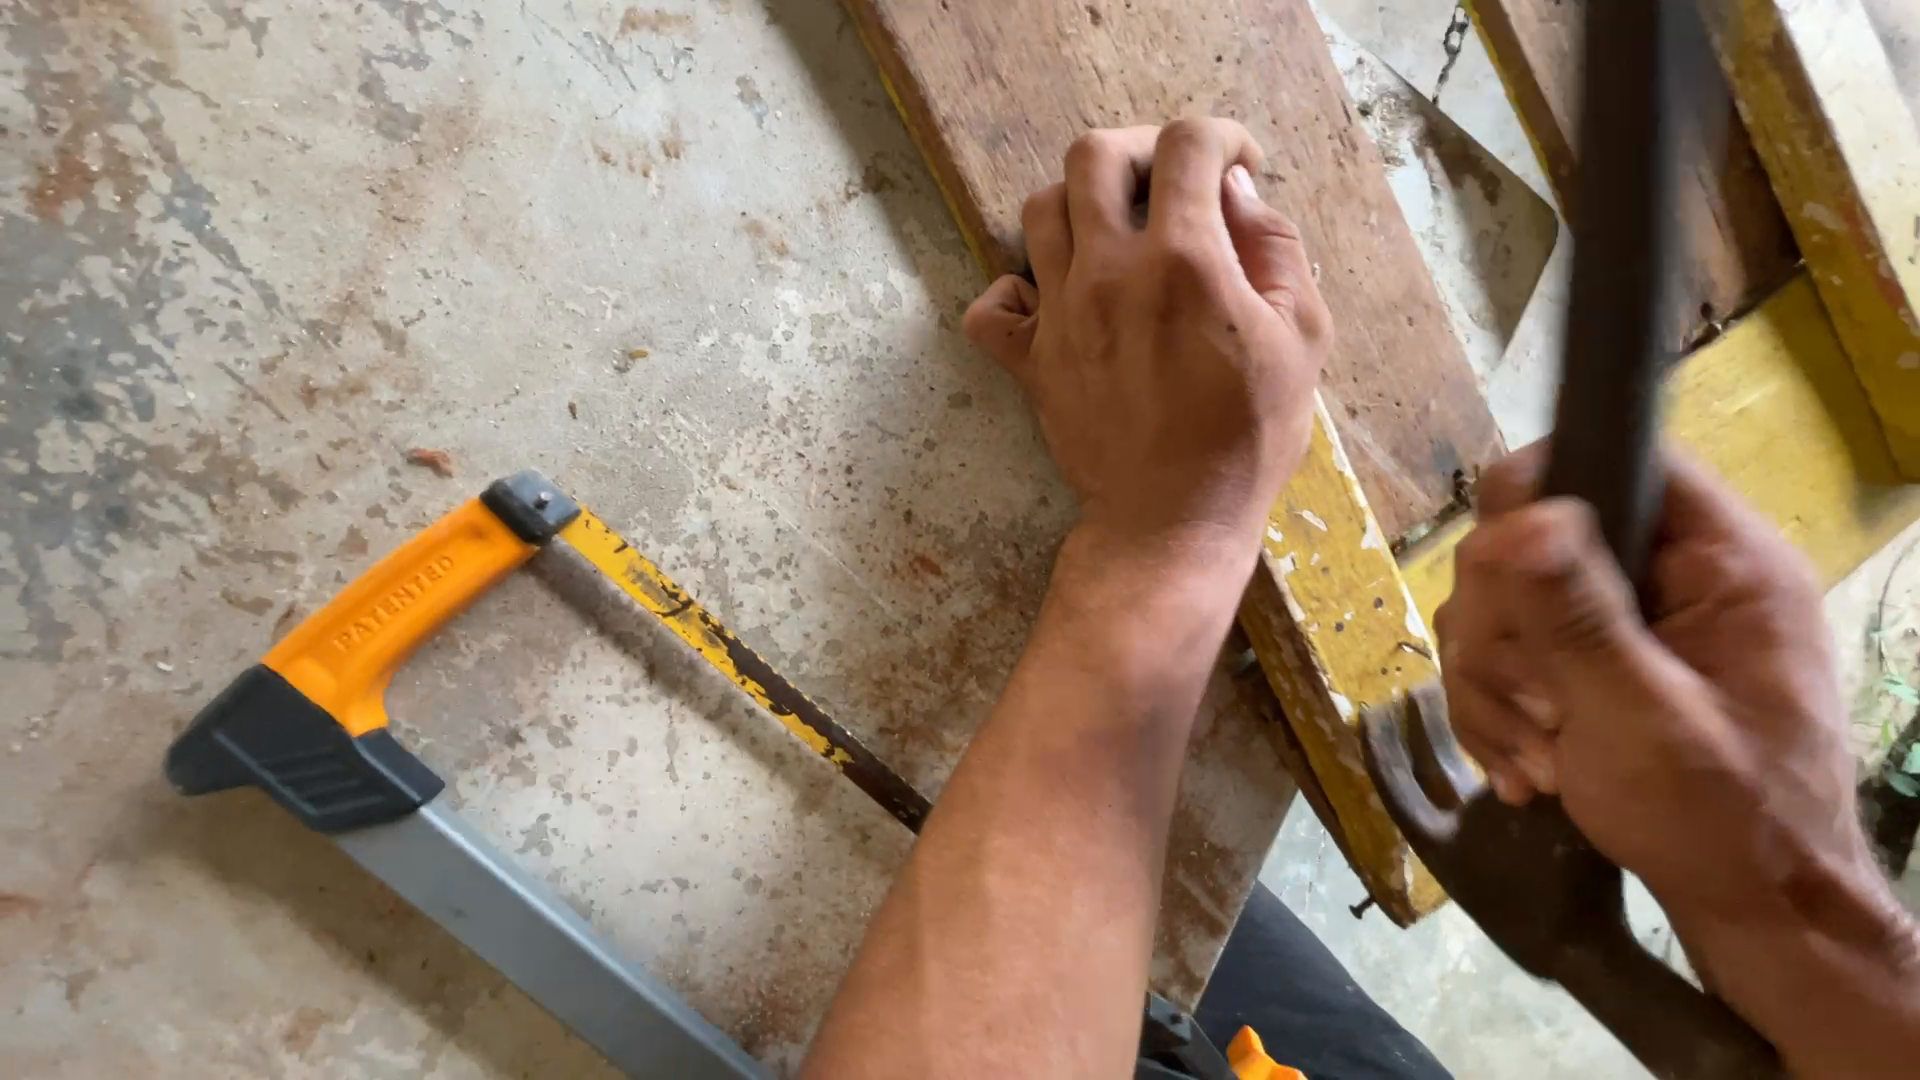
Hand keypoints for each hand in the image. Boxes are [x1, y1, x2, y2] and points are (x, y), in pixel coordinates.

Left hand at [962, 119, 1331, 552]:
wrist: (1171, 519)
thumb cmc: (1247, 438)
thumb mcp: (1301, 341)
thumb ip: (1275, 251)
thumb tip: (1235, 191)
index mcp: (1185, 264)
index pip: (1187, 146)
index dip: (1220, 137)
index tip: (1235, 169)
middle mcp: (1110, 275)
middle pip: (1091, 158)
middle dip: (1136, 151)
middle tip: (1166, 186)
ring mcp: (1060, 318)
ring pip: (1037, 214)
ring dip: (1076, 207)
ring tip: (1111, 236)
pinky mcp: (1029, 363)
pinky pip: (989, 310)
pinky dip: (1009, 293)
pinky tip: (1047, 300)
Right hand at [1435, 444, 1873, 936]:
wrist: (1737, 900)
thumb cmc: (1720, 815)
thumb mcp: (1643, 717)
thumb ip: (1579, 618)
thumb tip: (1523, 519)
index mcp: (1713, 564)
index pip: (1615, 460)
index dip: (1539, 487)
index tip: (1495, 563)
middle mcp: (1656, 575)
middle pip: (1521, 541)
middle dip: (1500, 631)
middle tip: (1535, 703)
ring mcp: (1608, 617)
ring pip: (1488, 604)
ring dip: (1488, 683)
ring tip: (1535, 750)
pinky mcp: (1569, 655)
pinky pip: (1484, 652)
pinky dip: (1487, 707)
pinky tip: (1522, 759)